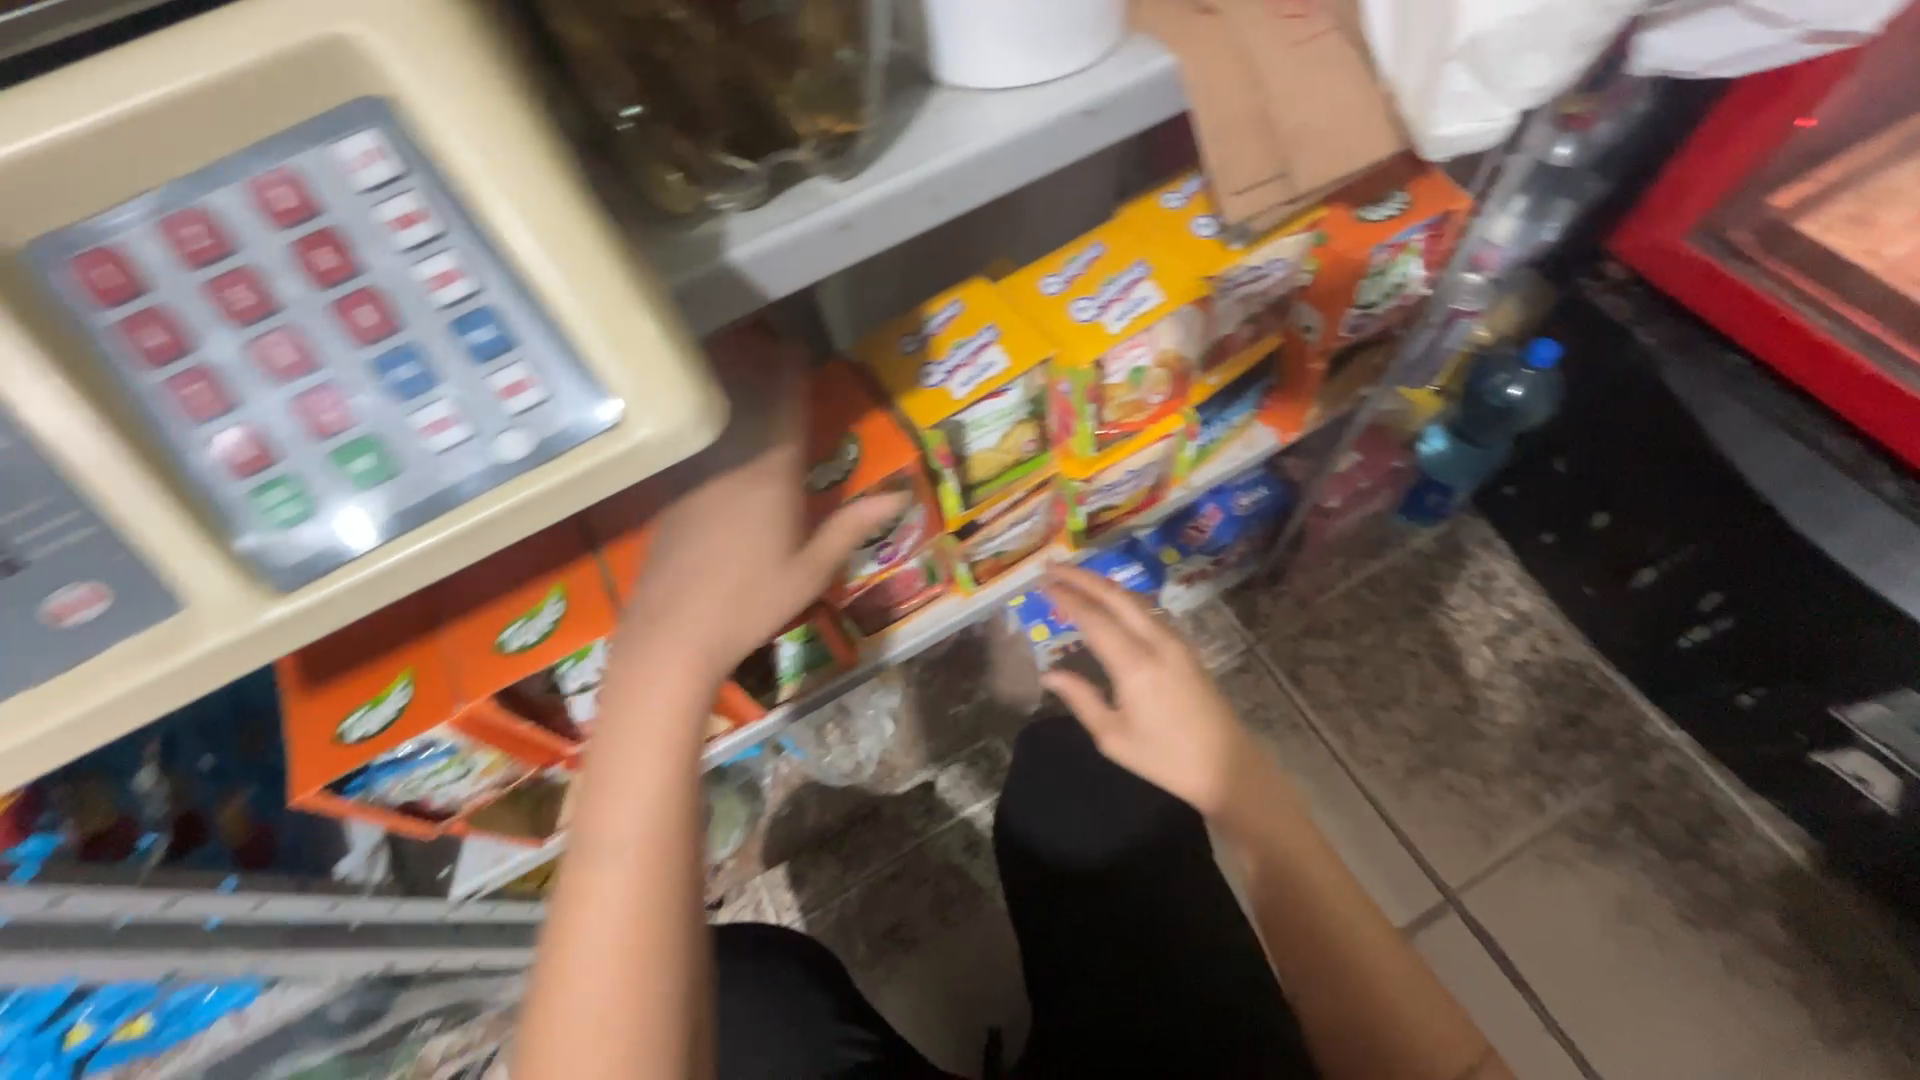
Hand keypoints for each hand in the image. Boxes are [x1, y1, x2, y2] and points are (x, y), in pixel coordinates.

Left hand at [622, 323, 909, 680]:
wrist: (673, 632)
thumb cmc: (752, 603)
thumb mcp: (812, 570)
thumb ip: (851, 526)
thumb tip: (899, 495)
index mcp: (772, 478)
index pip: (785, 411)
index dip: (791, 373)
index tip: (795, 343)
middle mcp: (732, 465)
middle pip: (746, 405)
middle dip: (757, 368)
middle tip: (763, 336)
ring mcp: (696, 478)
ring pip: (718, 421)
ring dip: (728, 388)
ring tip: (735, 360)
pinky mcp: (672, 496)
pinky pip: (699, 446)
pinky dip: (709, 425)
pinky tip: (711, 426)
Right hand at [1038, 564, 1274, 817]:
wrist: (1227, 766)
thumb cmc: (1165, 759)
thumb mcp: (1113, 737)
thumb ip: (1081, 699)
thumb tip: (1050, 674)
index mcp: (1135, 666)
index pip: (1094, 618)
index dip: (1067, 597)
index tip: (1042, 583)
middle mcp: (1157, 643)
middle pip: (1116, 597)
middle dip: (1082, 577)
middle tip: (1052, 566)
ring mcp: (1176, 642)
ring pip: (1136, 600)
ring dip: (1104, 585)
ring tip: (1076, 577)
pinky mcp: (1186, 648)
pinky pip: (1150, 611)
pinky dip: (1124, 599)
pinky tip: (1112, 601)